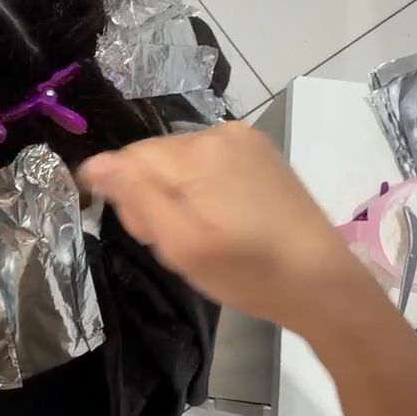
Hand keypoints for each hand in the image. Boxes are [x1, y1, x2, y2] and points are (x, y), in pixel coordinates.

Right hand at [78, 122, 382, 341]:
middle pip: (154, 158)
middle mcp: (221, 131)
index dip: (125, 198)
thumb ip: (135, 197)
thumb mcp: (181, 244)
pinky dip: (202, 192)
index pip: (128, 158)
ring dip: (177, 196)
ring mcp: (246, 141)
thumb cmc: (247, 272)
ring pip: (179, 163)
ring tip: (204, 237)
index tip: (147, 234)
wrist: (321, 283)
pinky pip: (208, 165)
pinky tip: (223, 223)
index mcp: (197, 151)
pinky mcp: (262, 155)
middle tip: (179, 243)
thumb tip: (94, 163)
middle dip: (153, 197)